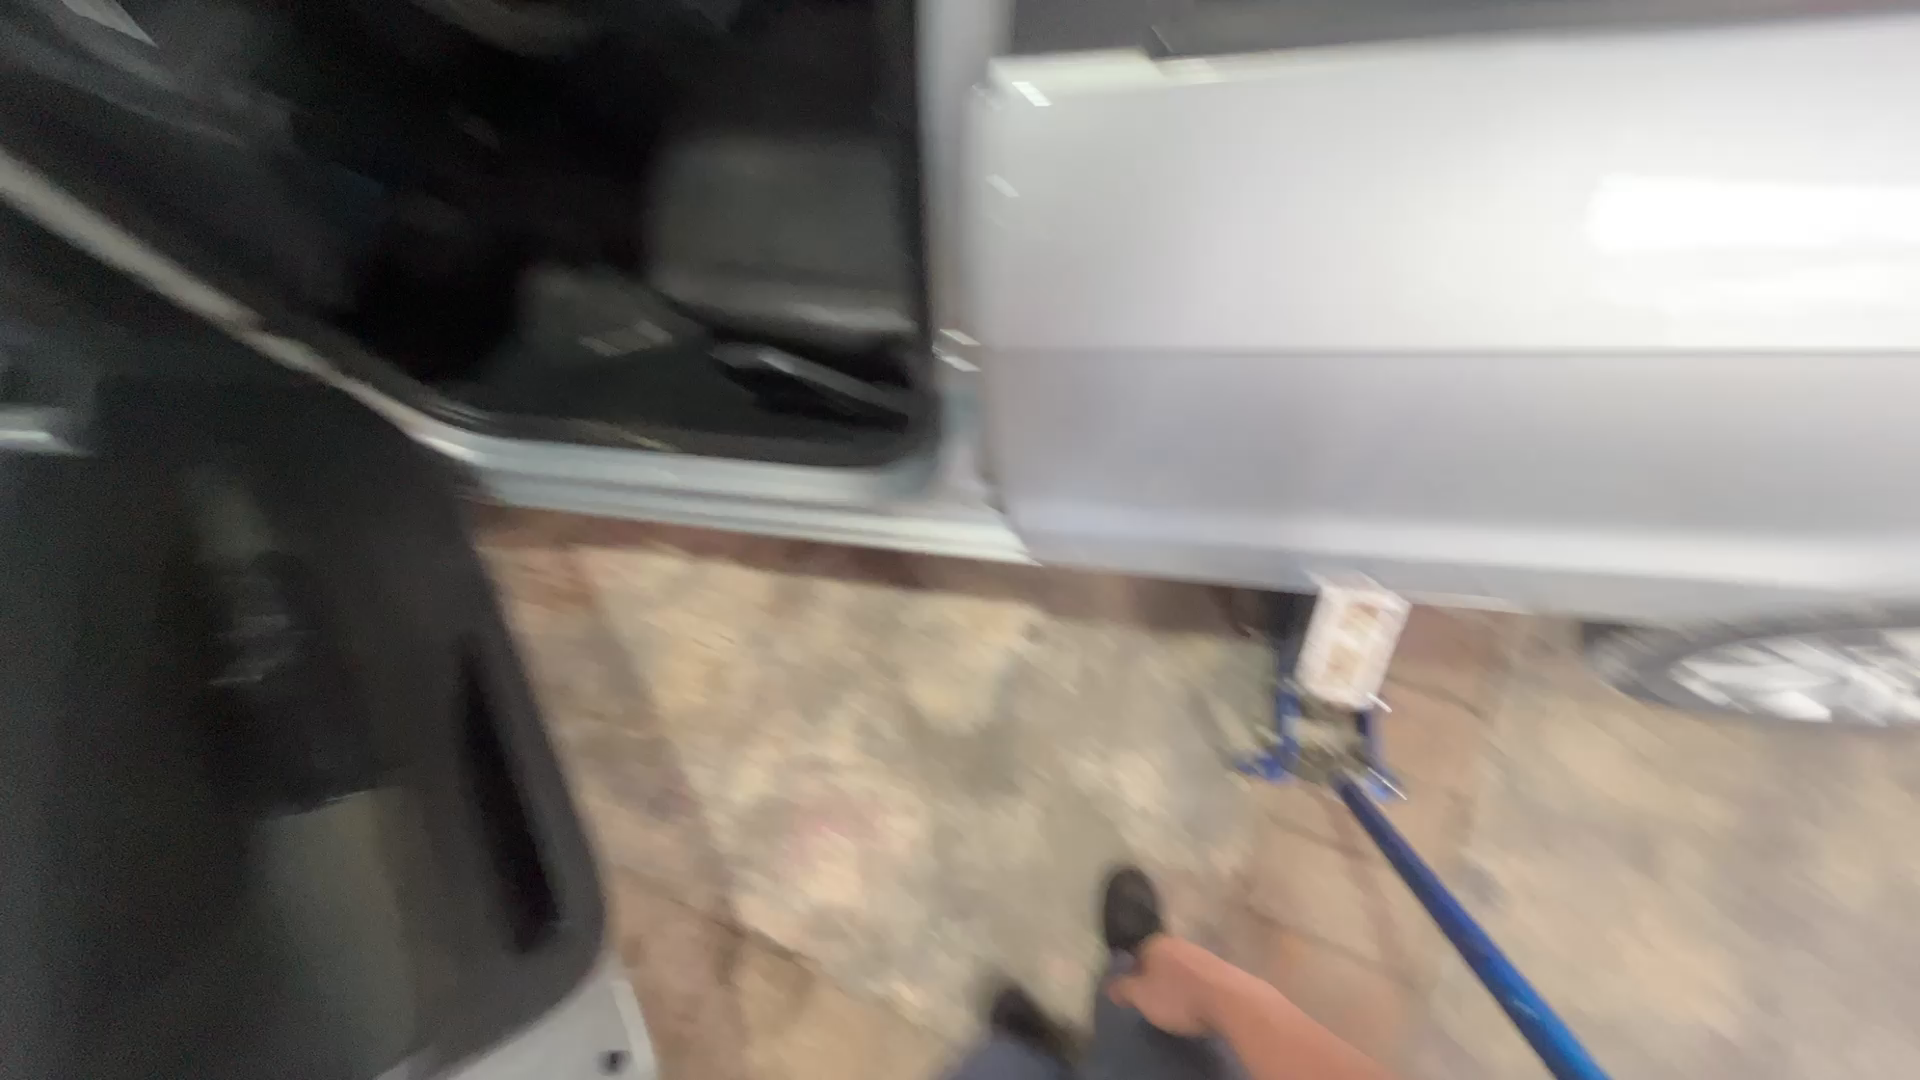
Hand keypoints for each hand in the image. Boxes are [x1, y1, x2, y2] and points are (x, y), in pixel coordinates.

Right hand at [1106, 935, 1227, 1036]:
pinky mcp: (1219, 967)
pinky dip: (1195, 986)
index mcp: (1154, 942)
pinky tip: (1198, 1001)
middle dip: (1156, 975)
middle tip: (1155, 999)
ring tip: (1178, 1003)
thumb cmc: (1178, 997)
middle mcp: (1175, 941)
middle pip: (1159, 958)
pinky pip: (1199, 976)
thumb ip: (1123, 989)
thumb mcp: (1141, 998)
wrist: (1228, 1000)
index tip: (1135, 991)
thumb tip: (1108, 986)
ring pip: (1180, 966)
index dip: (1133, 972)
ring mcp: (1199, 952)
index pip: (1136, 953)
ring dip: (1177, 981)